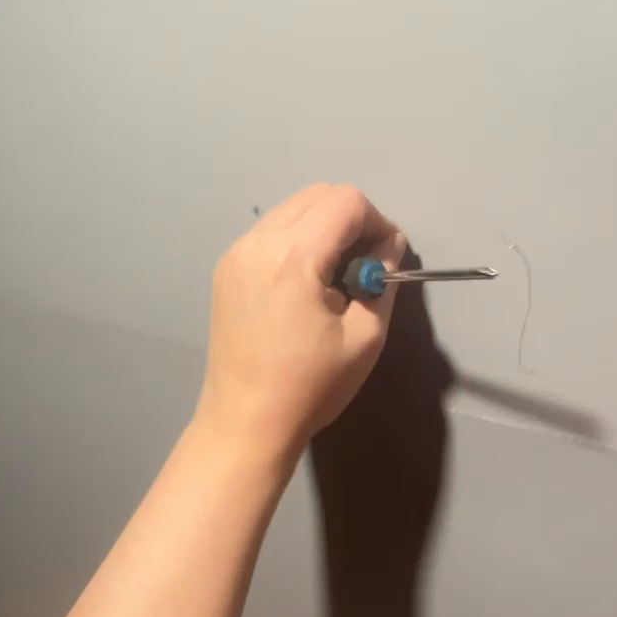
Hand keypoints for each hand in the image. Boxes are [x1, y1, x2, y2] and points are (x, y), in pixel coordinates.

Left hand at [195, 184, 406, 454]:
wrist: (245, 422)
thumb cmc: (310, 386)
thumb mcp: (365, 338)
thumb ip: (382, 281)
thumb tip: (388, 247)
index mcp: (293, 258)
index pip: (346, 202)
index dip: (377, 223)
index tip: (385, 261)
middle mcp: (259, 243)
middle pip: (318, 194)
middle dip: (352, 220)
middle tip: (364, 267)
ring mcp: (237, 254)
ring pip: (293, 209)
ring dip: (325, 227)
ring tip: (335, 277)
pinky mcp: (227, 269)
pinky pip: (271, 231)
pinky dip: (298, 240)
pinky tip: (306, 284)